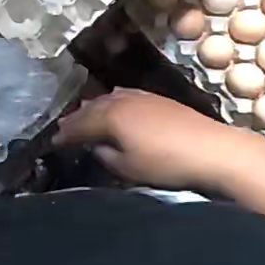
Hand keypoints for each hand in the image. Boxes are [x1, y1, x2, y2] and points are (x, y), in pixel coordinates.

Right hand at [52, 88, 264, 192]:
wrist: (212, 150)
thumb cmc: (166, 163)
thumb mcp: (127, 168)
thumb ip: (105, 155)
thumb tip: (97, 146)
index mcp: (110, 117)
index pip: (79, 124)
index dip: (65, 134)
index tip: (53, 142)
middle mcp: (122, 101)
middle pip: (92, 107)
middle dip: (76, 118)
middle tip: (64, 128)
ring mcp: (142, 97)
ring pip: (109, 98)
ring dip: (94, 108)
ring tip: (86, 116)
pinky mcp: (158, 100)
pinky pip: (125, 96)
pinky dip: (113, 102)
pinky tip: (116, 106)